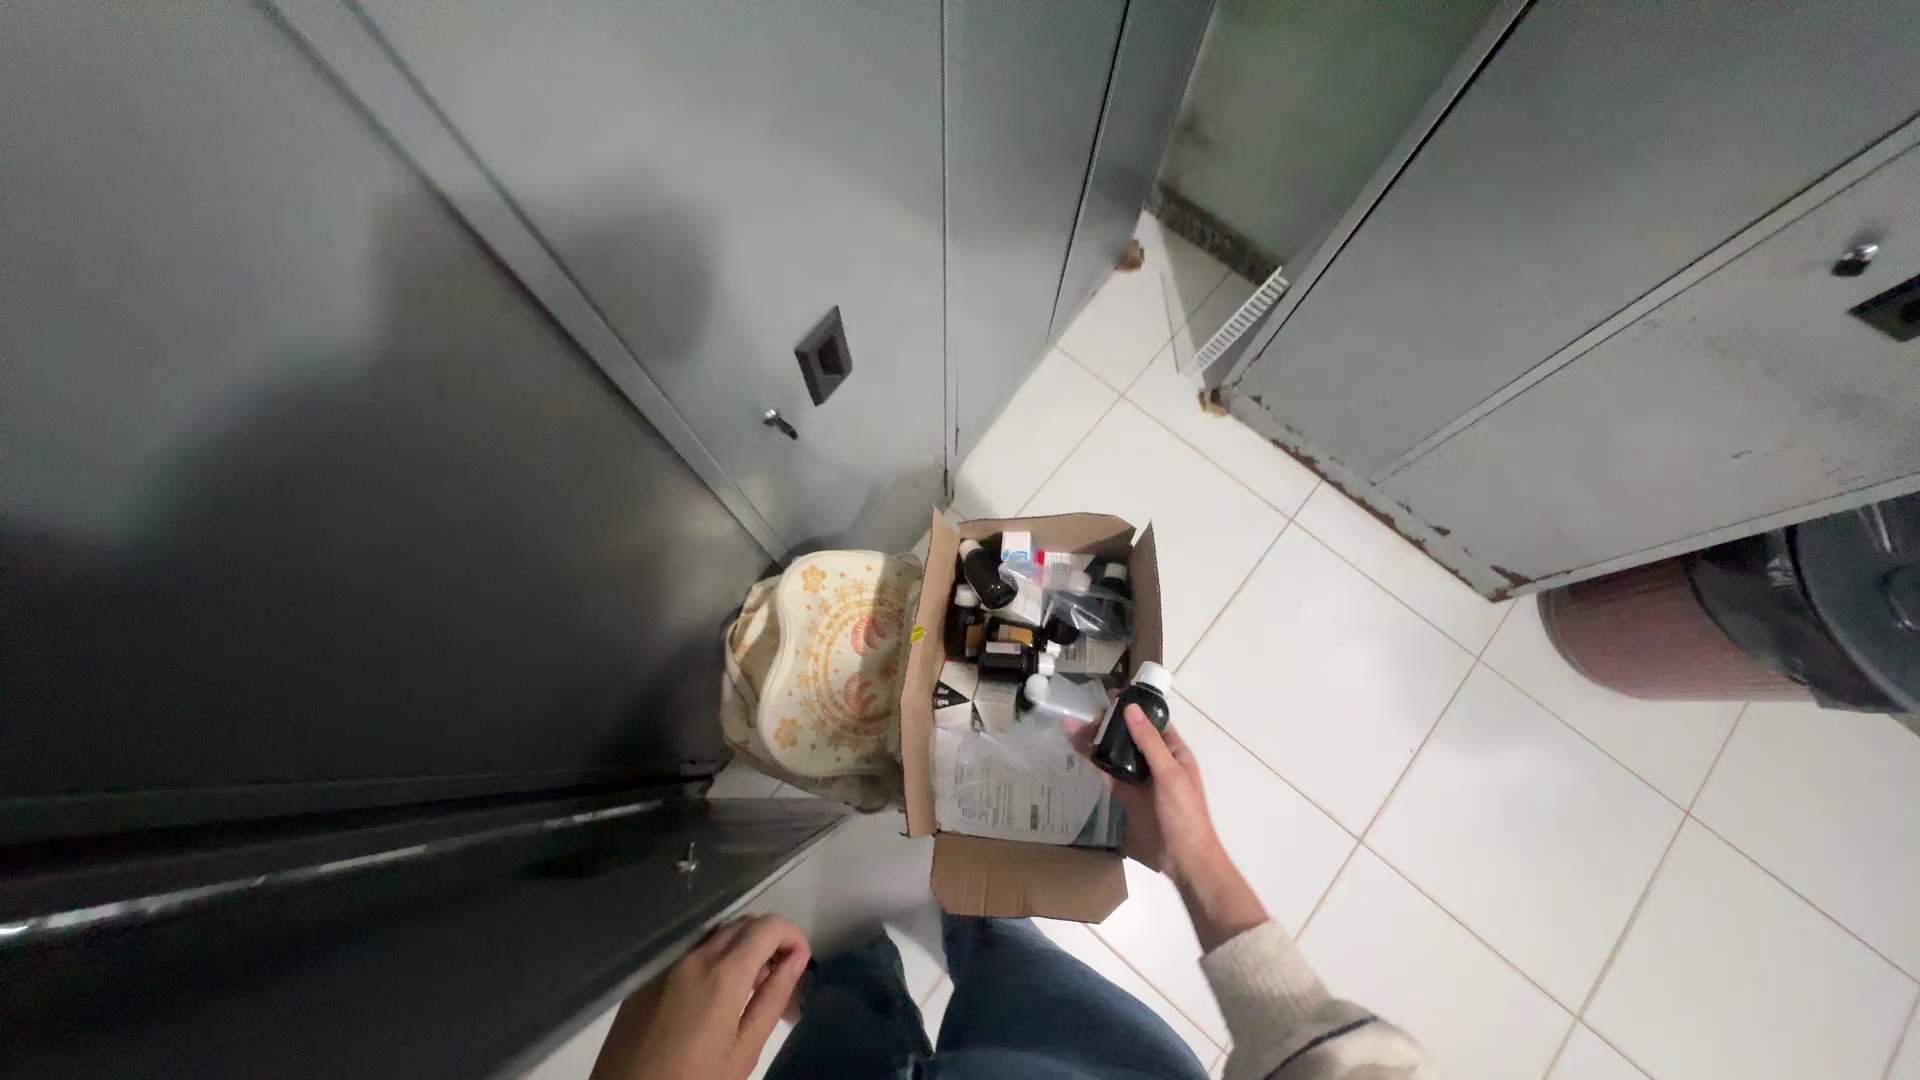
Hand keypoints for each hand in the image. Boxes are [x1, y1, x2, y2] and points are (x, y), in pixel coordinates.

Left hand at [602, 914, 809, 1079]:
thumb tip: (798, 958)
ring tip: (748, 986)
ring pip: (715, 934)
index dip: (792, 935)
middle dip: (769, 939)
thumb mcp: (743, 1052)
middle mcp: (694, 957)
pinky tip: (711, 996)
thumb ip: (773, 998)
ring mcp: (665, 965)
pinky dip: (711, 959)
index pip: (769, 926)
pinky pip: (688, 952)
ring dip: (740, 946)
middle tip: (779, 974)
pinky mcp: (644, 980)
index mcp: (724, 974)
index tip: (800, 960)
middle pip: (743, 923)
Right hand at [1072, 705, 1268, 949]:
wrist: (1184, 860)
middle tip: (1082, 710)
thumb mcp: (1170, 774)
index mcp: (1174, 752)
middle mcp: (1156, 762)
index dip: (1132, 707)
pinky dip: (1094, 761)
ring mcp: (1140, 779)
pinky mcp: (1127, 796)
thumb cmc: (1185, 814)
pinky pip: (1109, 774)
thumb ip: (1149, 743)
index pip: (1152, 721)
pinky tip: (1077, 750)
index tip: (1109, 694)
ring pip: (1116, 753)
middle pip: (1129, 736)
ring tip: (1072, 725)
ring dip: (1097, 740)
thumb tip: (1130, 709)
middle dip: (1108, 723)